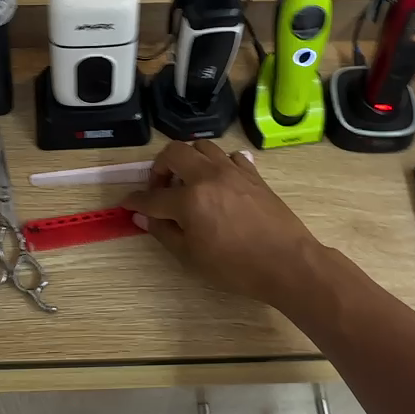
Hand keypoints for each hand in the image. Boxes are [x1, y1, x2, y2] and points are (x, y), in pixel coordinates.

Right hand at [120, 140, 322, 307]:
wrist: (287, 262)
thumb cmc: (236, 267)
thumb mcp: (191, 257)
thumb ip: (164, 232)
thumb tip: (143, 217)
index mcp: (190, 199)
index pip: (152, 196)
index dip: (135, 201)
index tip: (127, 203)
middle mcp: (208, 176)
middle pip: (173, 153)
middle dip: (159, 168)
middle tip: (160, 188)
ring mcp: (233, 171)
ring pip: (202, 147)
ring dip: (188, 159)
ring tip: (188, 181)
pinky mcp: (253, 174)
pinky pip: (230, 156)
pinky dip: (218, 164)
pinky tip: (218, 181)